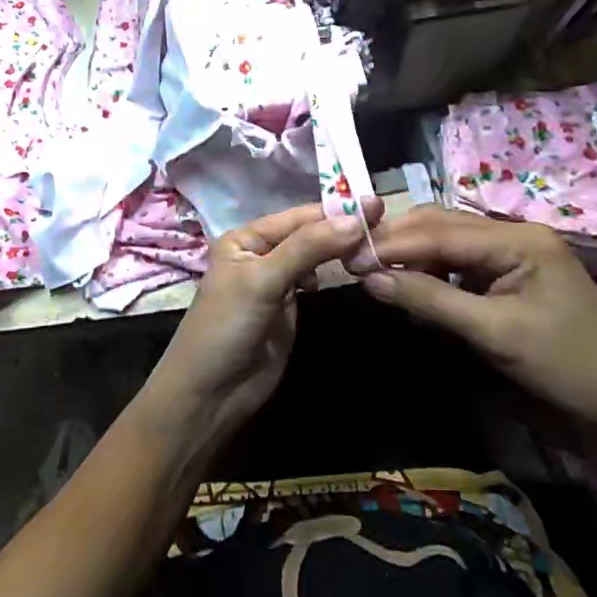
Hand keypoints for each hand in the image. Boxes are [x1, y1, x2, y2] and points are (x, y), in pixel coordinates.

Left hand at [143, 199, 384, 441]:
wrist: (211, 393)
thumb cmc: (227, 327)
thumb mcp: (262, 280)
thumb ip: (307, 249)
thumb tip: (355, 219)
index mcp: (244, 239)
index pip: (296, 217)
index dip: (335, 210)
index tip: (377, 203)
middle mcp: (259, 254)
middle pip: (307, 234)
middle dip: (341, 228)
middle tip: (386, 220)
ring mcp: (275, 282)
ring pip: (314, 257)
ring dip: (341, 249)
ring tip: (377, 242)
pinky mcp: (288, 308)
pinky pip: (315, 281)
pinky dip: (334, 273)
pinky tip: (354, 270)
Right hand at [351, 207, 596, 505]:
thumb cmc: (568, 367)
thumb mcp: (494, 333)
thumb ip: (430, 298)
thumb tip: (368, 276)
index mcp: (518, 239)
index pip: (439, 231)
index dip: (391, 243)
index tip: (346, 256)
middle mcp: (515, 237)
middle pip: (442, 227)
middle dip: (396, 242)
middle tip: (351, 260)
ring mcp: (513, 259)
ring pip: (448, 245)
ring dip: (410, 257)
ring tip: (371, 272)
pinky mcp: (510, 283)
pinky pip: (459, 268)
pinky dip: (430, 275)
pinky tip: (408, 287)